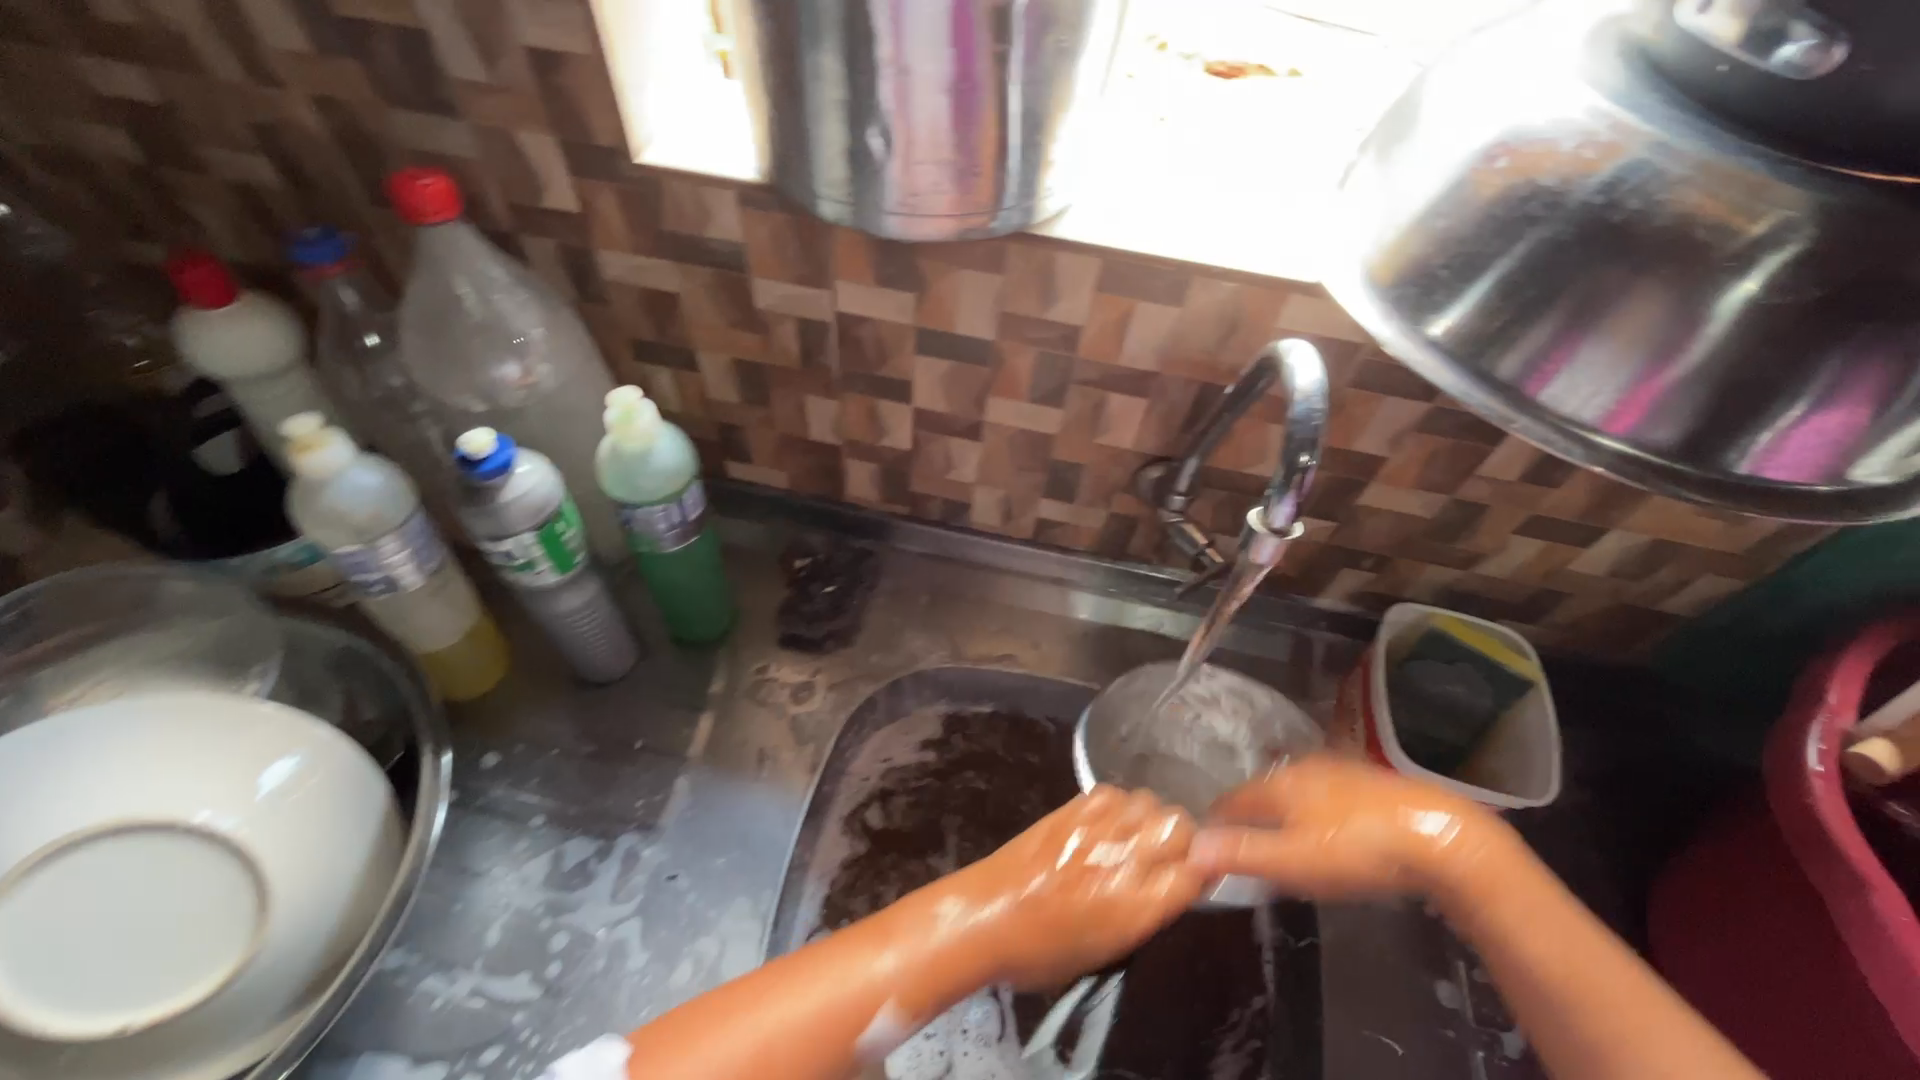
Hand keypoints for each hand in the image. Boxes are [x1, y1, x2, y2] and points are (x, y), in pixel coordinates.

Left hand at [939, 786, 1204, 989]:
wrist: (983, 918)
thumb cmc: (1040, 954)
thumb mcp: (1105, 952)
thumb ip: (1144, 916)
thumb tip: (1169, 889)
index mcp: (1134, 907)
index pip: (1195, 873)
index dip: (1203, 872)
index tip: (1197, 876)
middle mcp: (1121, 861)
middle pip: (1179, 827)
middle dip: (1183, 839)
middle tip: (1167, 854)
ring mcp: (1095, 829)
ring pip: (1149, 803)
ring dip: (1151, 818)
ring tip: (1136, 835)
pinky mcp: (1070, 809)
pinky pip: (1113, 793)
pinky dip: (1119, 806)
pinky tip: (1107, 823)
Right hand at [1187, 756, 1511, 901]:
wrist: (1440, 838)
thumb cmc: (1358, 851)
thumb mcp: (1293, 861)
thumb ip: (1241, 853)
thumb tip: (1190, 846)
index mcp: (1278, 784)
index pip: (1231, 800)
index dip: (1215, 822)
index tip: (1205, 844)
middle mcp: (1303, 768)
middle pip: (1263, 792)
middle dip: (1250, 816)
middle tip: (1243, 847)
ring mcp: (1339, 770)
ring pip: (1296, 791)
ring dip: (1284, 813)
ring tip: (1283, 842)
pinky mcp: (1370, 782)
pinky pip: (1325, 795)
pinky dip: (1315, 811)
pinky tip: (1330, 833)